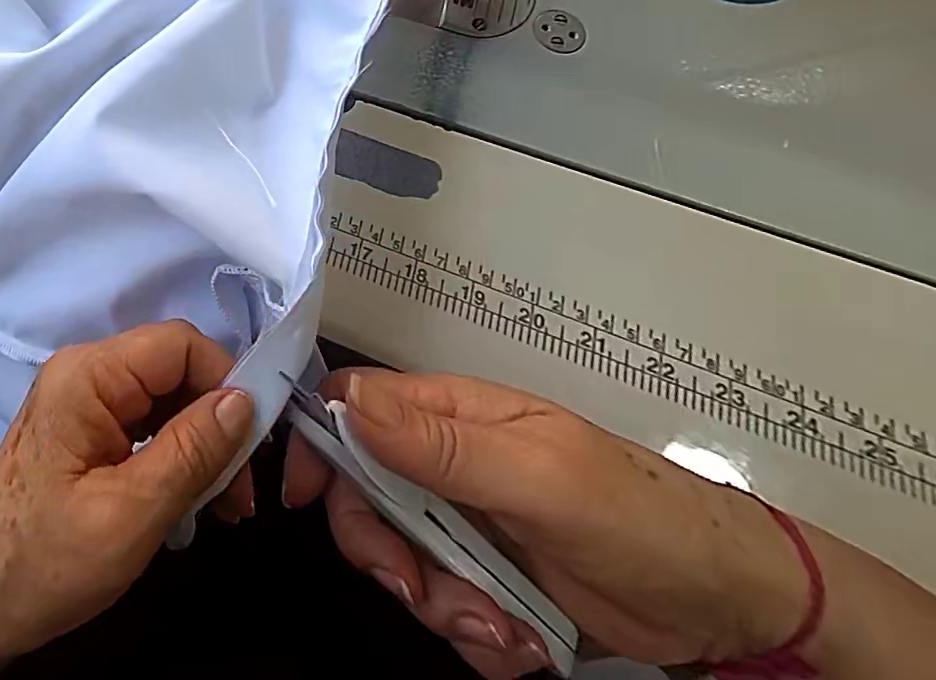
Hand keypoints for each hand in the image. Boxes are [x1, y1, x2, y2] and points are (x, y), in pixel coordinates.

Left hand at [0, 320, 257, 678]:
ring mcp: (83, 397)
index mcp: (87, 375)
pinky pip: (146, 420)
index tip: (256, 442)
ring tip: (225, 505)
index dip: (225, 379)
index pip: (176, 342)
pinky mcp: (86, 424)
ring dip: (202, 443)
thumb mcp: (130, 511)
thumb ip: (191, 451)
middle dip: (217, 419)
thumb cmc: (47, 557)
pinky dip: (177, 452)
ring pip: (165, 396)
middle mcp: (84, 371)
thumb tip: (246, 400)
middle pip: (173, 368)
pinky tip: (195, 496)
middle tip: (242, 492)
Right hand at [282, 369, 809, 677]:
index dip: (316, 441)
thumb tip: (346, 399)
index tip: (303, 493)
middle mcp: (437, 459)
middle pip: (357, 489)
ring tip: (498, 629)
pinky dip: (469, 630)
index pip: (347, 405)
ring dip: (434, 600)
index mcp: (444, 413)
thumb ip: (436, 440)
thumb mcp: (535, 476)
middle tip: (413, 587)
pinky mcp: (480, 572)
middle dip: (377, 545)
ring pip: (395, 551)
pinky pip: (438, 598)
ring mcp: (457, 517)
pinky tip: (517, 642)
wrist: (737, 611)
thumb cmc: (640, 517)